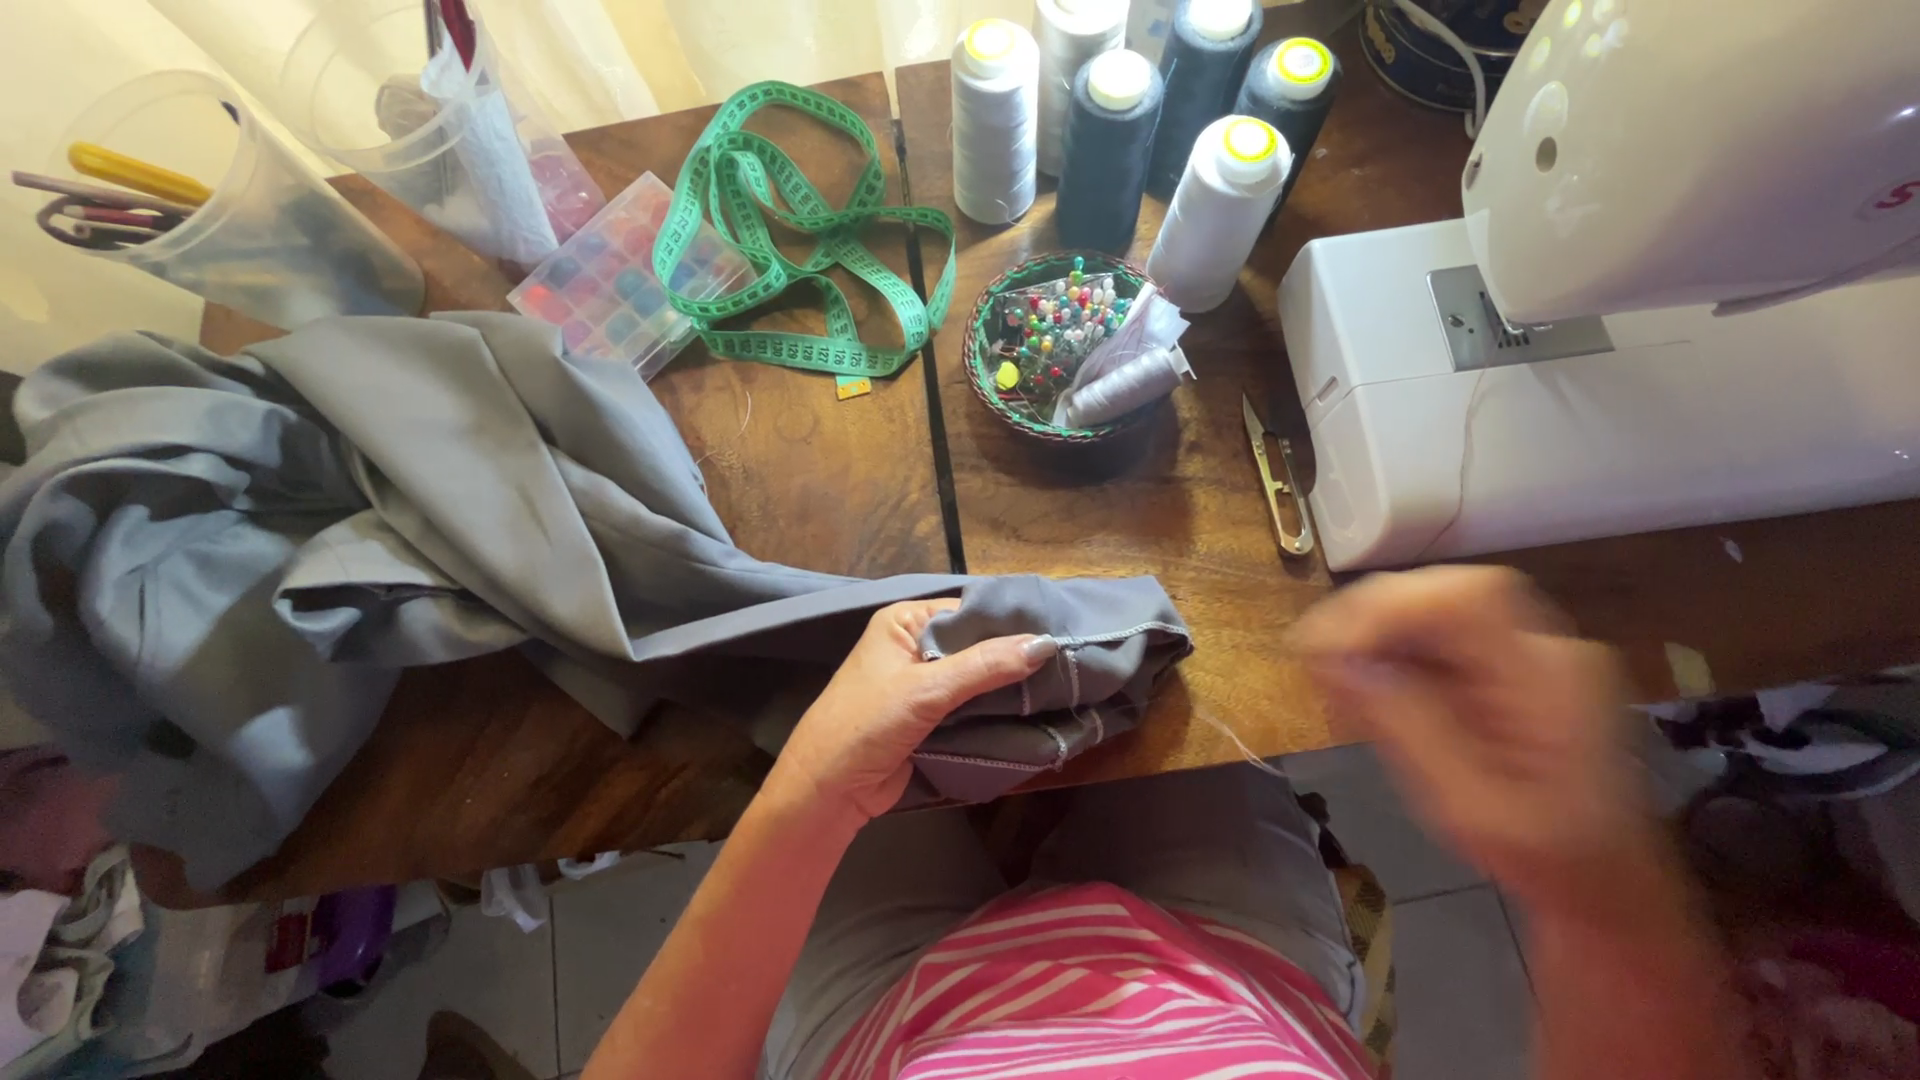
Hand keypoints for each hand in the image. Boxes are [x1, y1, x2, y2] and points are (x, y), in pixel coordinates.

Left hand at [766, 599, 1057, 826]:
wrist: (828, 791)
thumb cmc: (867, 725)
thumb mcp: (927, 689)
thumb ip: (985, 666)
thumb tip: (1046, 643)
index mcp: (904, 622)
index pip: (967, 611)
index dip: (1008, 623)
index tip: (1057, 632)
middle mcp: (913, 646)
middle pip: (975, 645)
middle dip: (1013, 658)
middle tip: (1067, 664)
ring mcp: (922, 684)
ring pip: (977, 679)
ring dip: (1008, 688)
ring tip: (1059, 687)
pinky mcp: (931, 718)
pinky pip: (971, 707)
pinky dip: (996, 711)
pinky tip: (1033, 712)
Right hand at [1289, 567, 1654, 910]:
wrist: (1604, 880)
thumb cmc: (1542, 858)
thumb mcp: (1466, 807)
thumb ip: (1404, 726)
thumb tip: (1332, 661)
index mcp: (1548, 680)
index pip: (1463, 600)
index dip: (1385, 609)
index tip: (1330, 652)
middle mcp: (1542, 649)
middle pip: (1441, 593)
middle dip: (1368, 621)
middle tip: (1318, 665)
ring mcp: (1524, 653)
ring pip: (1429, 608)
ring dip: (1372, 638)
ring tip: (1337, 686)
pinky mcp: (1502, 664)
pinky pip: (1433, 635)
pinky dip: (1387, 654)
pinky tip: (1367, 692)